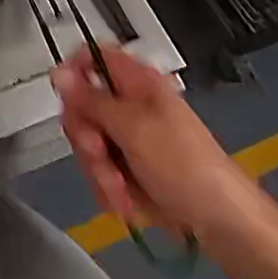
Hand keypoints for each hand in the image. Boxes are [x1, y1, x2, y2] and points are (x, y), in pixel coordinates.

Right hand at [52, 45, 270, 252]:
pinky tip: (124, 196)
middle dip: (87, 136)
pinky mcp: (129, 166)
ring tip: (120, 184)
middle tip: (100, 150)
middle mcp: (131, 105)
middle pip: (83, 105)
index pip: (93, 57)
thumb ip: (90, 100)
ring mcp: (130, 137)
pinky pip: (99, 167)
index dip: (74, 72)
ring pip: (88, 141)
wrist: (217, 221)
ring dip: (98, 168)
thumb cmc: (186, 166)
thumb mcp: (131, 128)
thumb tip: (60, 73)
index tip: (67, 100)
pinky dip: (107, 185)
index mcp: (138, 83)